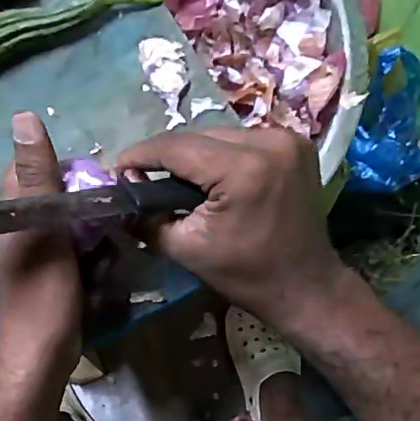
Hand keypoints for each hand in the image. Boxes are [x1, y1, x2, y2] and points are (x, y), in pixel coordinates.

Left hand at [0, 111, 81, 386]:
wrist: (41, 358)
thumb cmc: (41, 295)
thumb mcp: (42, 229)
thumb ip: (38, 176)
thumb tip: (24, 116)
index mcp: (10, 214)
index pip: (31, 170)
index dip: (62, 169)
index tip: (95, 181)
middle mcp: (22, 229)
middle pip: (57, 198)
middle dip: (86, 205)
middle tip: (108, 220)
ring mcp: (39, 254)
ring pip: (72, 225)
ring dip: (94, 233)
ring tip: (107, 250)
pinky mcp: (56, 275)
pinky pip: (79, 252)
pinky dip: (95, 256)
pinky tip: (105, 270)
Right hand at [116, 128, 350, 327]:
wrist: (304, 285)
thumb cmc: (245, 275)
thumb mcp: (186, 248)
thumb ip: (149, 215)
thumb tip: (126, 188)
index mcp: (244, 169)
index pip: (177, 147)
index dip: (141, 155)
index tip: (115, 168)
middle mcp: (269, 141)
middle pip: (198, 136)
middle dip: (164, 155)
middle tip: (138, 175)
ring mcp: (286, 139)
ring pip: (218, 134)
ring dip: (191, 153)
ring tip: (167, 176)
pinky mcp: (294, 144)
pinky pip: (240, 140)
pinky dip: (218, 154)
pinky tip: (204, 174)